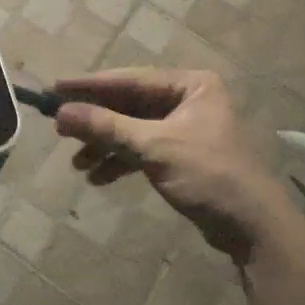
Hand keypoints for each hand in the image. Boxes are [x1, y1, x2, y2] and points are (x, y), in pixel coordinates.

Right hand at [54, 68, 285, 263]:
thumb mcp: (154, 147)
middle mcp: (187, 99)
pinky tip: (98, 178)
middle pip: (128, 104)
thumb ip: (107, 127)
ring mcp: (183, 128)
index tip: (53, 89)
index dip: (89, 86)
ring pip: (131, 129)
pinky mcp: (180, 155)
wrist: (250, 225)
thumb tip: (61, 113)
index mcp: (189, 85)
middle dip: (95, 120)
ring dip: (104, 145)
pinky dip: (119, 161)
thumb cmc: (207, 174)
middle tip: (58, 128)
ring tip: (76, 163)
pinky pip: (140, 149)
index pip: (129, 79)